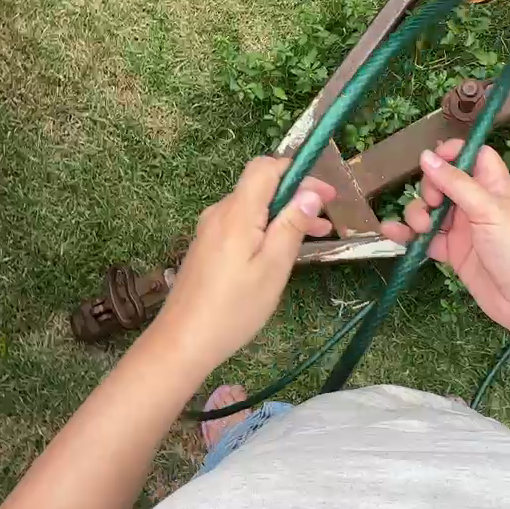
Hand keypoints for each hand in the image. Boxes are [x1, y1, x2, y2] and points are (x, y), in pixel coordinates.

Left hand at [152, 157, 333, 371]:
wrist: (183, 341)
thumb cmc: (234, 308)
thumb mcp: (273, 268)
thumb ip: (291, 226)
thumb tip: (309, 192)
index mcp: (237, 212)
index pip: (266, 167)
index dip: (298, 172)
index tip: (326, 194)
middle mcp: (220, 212)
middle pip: (260, 185)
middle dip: (296, 194)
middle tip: (326, 218)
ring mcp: (210, 229)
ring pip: (253, 206)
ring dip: (283, 213)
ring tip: (316, 236)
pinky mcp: (207, 245)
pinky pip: (241, 223)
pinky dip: (266, 227)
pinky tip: (282, 249)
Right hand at [379, 139, 509, 345]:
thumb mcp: (490, 211)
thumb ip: (456, 183)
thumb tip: (425, 155)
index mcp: (494, 186)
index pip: (473, 156)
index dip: (453, 153)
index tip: (432, 160)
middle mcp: (477, 204)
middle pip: (444, 181)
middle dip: (429, 188)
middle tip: (432, 203)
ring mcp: (464, 229)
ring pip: (430, 210)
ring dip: (417, 213)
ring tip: (420, 228)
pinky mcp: (453, 253)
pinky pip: (425, 238)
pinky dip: (408, 235)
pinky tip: (392, 233)